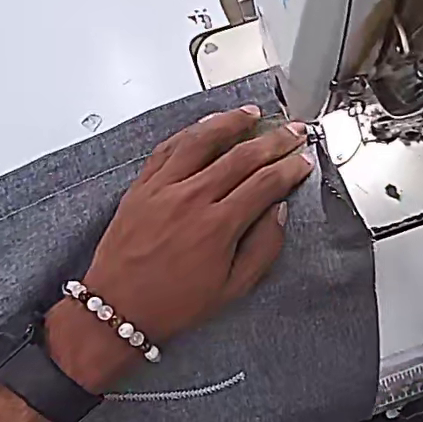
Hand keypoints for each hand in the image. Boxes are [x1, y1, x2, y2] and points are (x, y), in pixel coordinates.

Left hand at [46, 105, 312, 390]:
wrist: (119, 307)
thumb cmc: (173, 304)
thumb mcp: (232, 289)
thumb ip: (262, 249)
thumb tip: (280, 213)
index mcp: (218, 226)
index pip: (265, 183)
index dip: (290, 168)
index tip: (303, 160)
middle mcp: (191, 199)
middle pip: (242, 156)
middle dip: (274, 140)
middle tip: (292, 131)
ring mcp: (163, 188)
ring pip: (203, 140)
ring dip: (232, 122)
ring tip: (252, 113)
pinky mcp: (142, 186)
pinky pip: (168, 148)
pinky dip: (191, 132)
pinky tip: (205, 126)